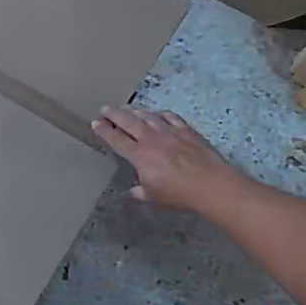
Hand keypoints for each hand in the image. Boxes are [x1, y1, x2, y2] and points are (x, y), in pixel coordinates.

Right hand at [92, 106, 245, 211]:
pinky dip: (161, 114)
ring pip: (148, 116)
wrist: (210, 184)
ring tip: (127, 108)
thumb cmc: (178, 193)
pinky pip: (170, 117)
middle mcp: (151, 139)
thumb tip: (134, 190)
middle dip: (115, 114)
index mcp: (139, 155)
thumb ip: (141, 191)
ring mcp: (170, 132)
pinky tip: (158, 114)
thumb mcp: (154, 196)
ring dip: (135, 111)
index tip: (95, 123)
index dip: (104, 131)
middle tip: (105, 108)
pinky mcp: (186, 130)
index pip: (116, 139)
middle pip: (128, 121)